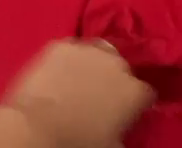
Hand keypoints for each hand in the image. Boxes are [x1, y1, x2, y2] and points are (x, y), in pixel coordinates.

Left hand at [0, 39, 153, 147]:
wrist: (34, 133)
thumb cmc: (77, 144)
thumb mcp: (112, 145)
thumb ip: (123, 130)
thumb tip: (120, 128)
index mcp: (134, 91)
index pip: (146, 93)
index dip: (136, 103)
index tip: (126, 112)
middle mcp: (117, 62)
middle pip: (122, 68)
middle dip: (114, 80)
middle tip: (99, 98)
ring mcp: (88, 49)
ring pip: (96, 53)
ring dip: (92, 65)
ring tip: (78, 83)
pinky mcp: (61, 45)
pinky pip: (69, 51)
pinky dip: (67, 61)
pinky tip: (57, 76)